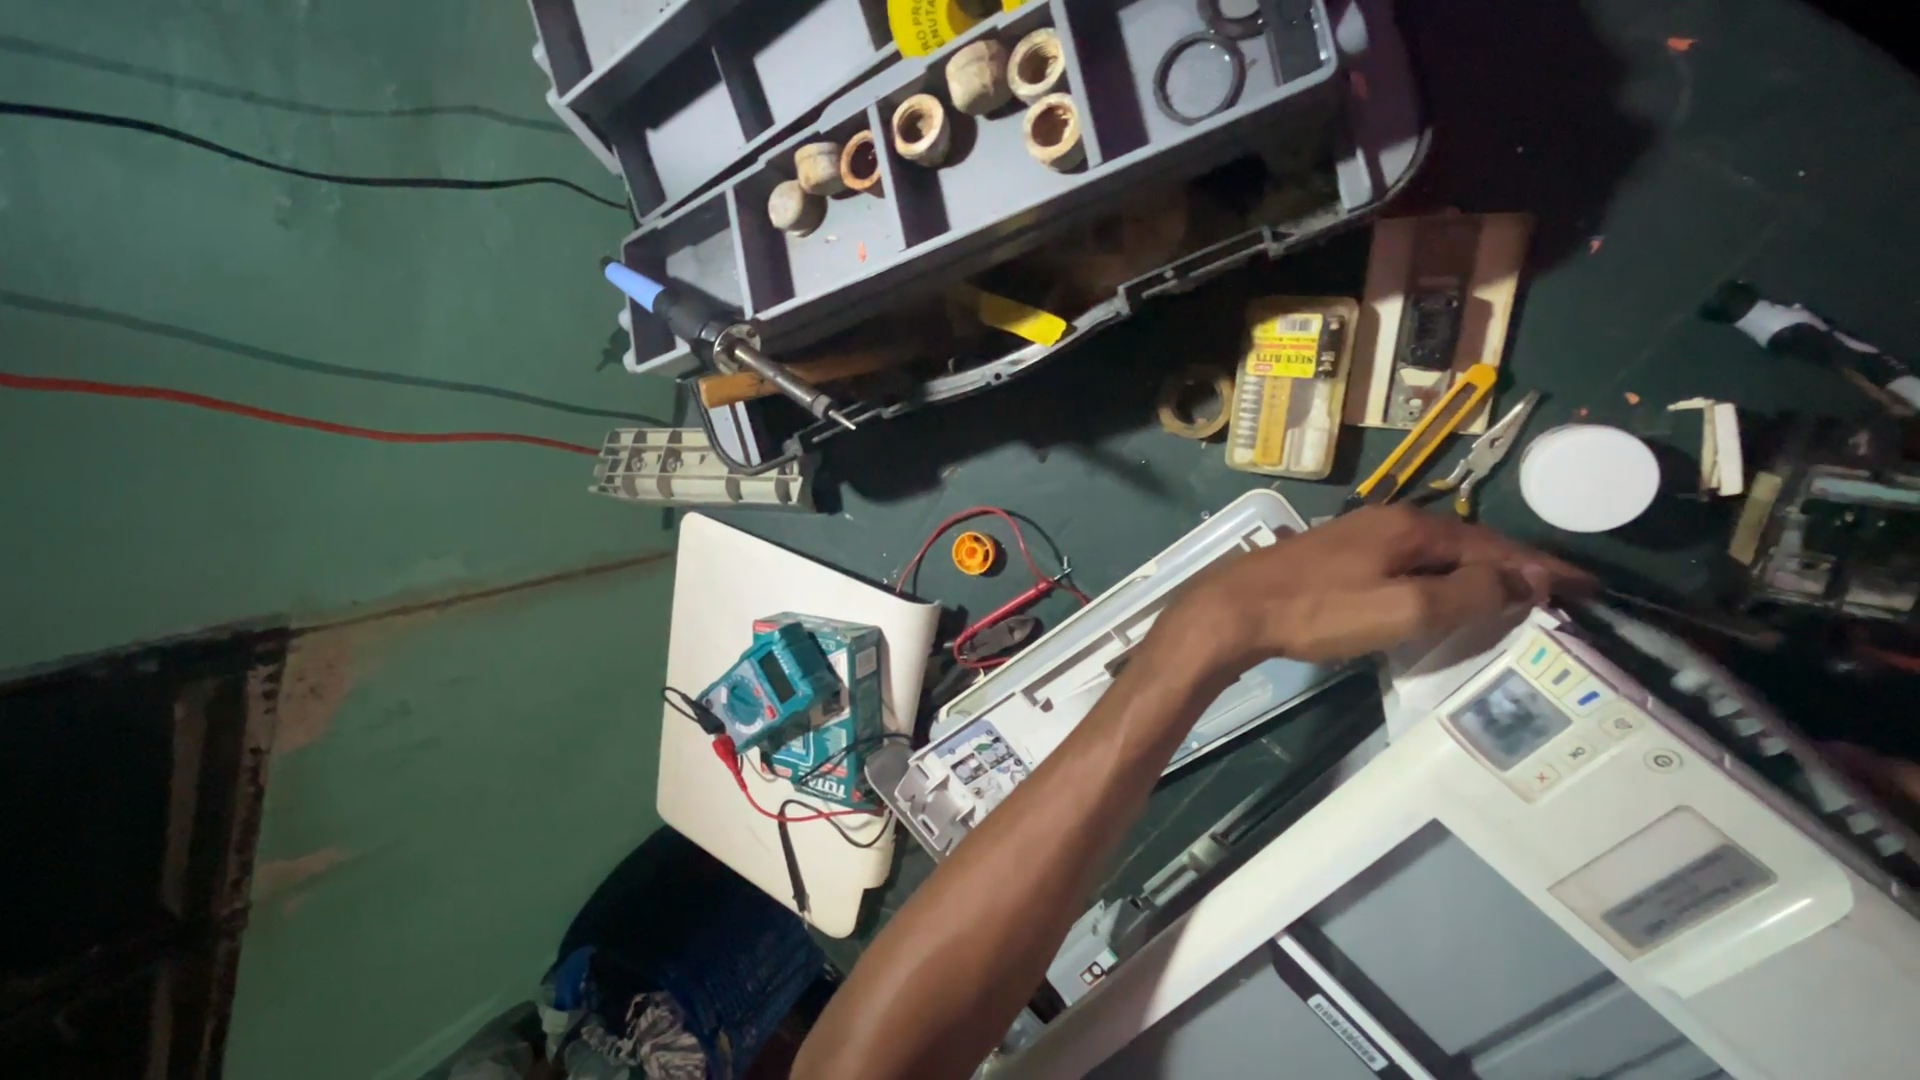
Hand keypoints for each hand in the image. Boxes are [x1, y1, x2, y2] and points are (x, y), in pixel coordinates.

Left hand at [1155, 505, 1590, 670]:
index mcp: (1412, 528)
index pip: (1496, 546)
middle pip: (1466, 544)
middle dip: (1512, 569)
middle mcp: (1388, 521)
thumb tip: (1528, 580)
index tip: (1588, 587)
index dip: (1542, 569)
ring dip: (1473, 574)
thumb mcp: (1402, 609)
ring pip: (1433, 554)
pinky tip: (1436, 597)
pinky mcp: (1335, 556)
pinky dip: (1434, 579)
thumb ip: (1466, 593)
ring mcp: (1357, 536)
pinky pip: (1404, 564)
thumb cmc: (1318, 611)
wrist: (1233, 609)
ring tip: (1508, 600)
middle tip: (1555, 597)